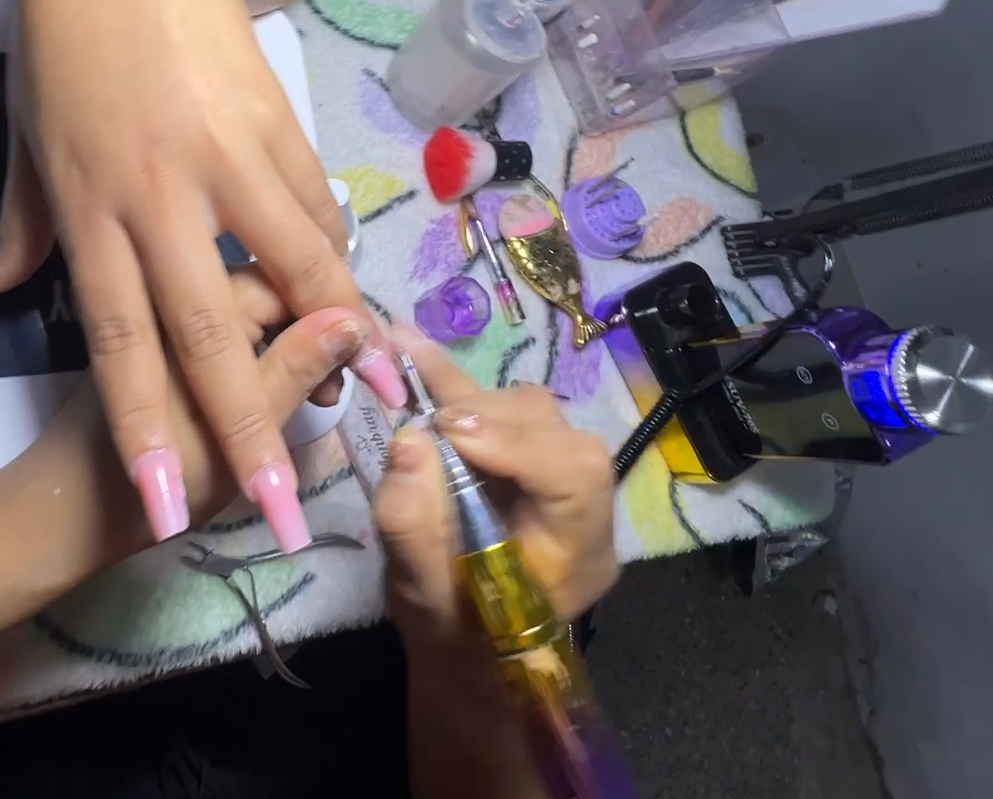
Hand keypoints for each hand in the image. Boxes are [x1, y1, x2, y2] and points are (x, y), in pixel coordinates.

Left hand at [0, 0, 405, 552]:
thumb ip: (20, 224)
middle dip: (250, 428)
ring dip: (334, 339)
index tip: (169, 505)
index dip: (147, 430)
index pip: (119, 342)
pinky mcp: (277, 122)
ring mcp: (225, 157)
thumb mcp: (26, 131)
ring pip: (293, 268)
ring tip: (370, 395)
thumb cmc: (65, 39)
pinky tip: (351, 292)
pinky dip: (334, 254)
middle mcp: (159, 195)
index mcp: (90, 207)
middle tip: (289, 505)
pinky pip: (314, 206)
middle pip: (210, 330)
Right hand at [373, 331, 618, 650]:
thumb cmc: (451, 633)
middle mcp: (583, 505)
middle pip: (555, 429)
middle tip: (426, 426)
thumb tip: (409, 439)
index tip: (449, 433)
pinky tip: (410, 345)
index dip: (517, 441)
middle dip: (486, 417)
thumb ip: (413, 526)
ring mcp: (556, 474)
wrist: (469, 648)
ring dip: (472, 401)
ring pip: (531, 409)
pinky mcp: (524, 454)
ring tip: (419, 400)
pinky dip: (454, 381)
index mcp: (576, 551)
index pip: (577, 472)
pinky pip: (499, 407)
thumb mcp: (420, 596)